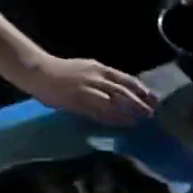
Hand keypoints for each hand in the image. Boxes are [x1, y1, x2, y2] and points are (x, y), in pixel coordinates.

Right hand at [11, 54, 157, 125]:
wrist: (38, 71)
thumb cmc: (65, 72)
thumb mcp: (89, 69)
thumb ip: (107, 79)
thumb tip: (127, 91)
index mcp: (100, 69)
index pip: (127, 80)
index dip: (142, 90)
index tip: (155, 100)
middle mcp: (96, 78)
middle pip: (124, 91)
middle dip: (140, 103)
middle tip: (152, 113)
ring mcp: (87, 89)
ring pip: (114, 101)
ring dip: (130, 112)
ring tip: (142, 120)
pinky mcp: (78, 101)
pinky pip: (99, 111)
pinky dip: (113, 118)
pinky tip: (123, 123)